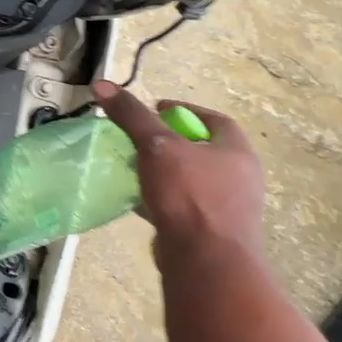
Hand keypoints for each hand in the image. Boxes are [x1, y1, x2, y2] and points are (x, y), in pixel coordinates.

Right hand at [91, 81, 264, 260]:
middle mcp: (239, 176)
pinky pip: (183, 201)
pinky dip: (160, 194)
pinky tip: (137, 196)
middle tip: (138, 137)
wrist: (206, 258)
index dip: (185, 110)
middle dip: (169, 141)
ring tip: (132, 166)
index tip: (154, 109)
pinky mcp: (210, 226)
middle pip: (202, 148)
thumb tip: (102, 84)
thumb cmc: (189, 195)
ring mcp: (227, 204)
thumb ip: (131, 116)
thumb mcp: (157, 147)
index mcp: (236, 153)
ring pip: (191, 176)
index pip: (216, 121)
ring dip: (163, 168)